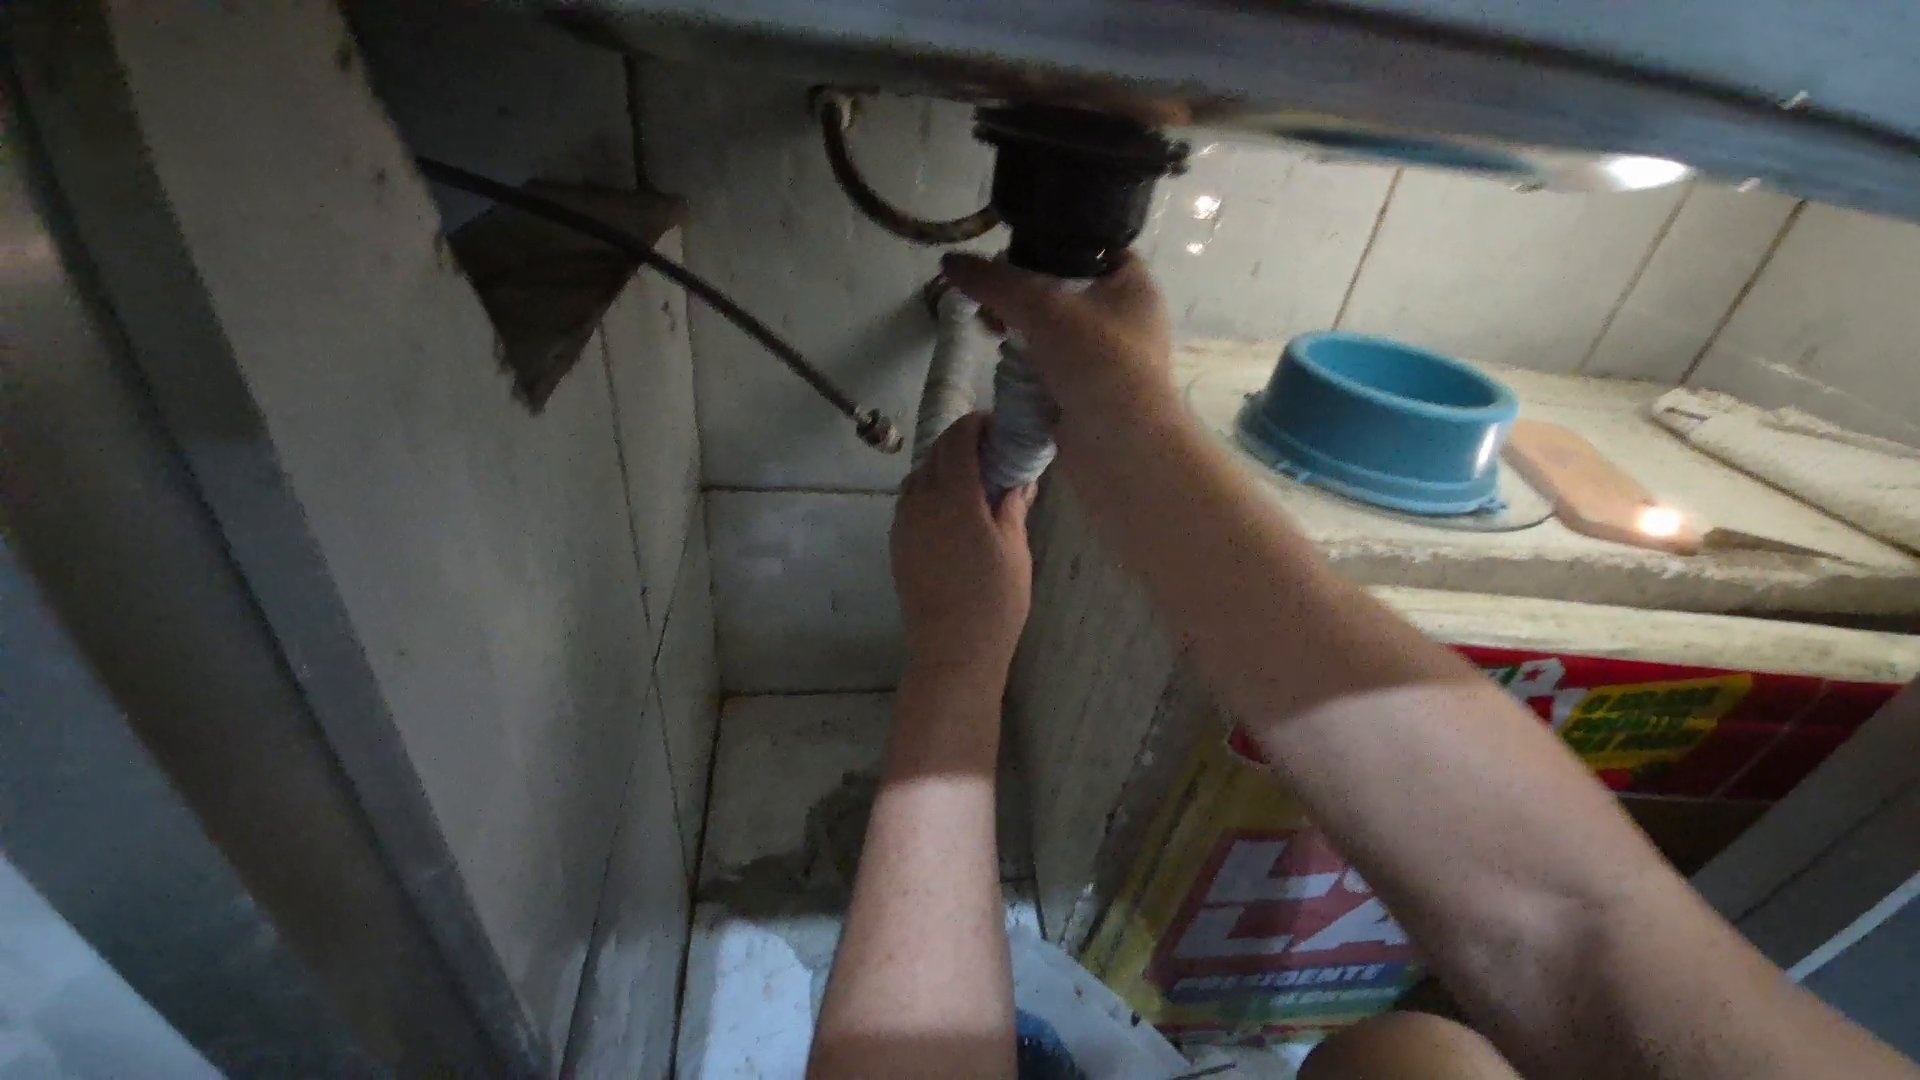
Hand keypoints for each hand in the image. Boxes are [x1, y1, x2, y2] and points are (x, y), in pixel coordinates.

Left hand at [892, 413, 1035, 678]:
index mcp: (954, 497)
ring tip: (972, 478)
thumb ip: (1012, 507)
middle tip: (990, 450)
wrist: (953, 652)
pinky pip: (910, 501)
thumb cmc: (994, 602)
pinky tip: (951, 507)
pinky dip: (929, 490)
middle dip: (961, 442)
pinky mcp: (897, 544)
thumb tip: (1016, 480)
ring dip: (942, 465)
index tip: (996, 424)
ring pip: (918, 476)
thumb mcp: (1015, 550)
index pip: (958, 441)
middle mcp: (921, 502)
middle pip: (935, 454)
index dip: (976, 425)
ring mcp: (904, 524)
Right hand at [940, 250, 1174, 425]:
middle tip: (989, 301)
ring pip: (1055, 332)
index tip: (1011, 255)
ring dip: (1022, 332)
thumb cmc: (1095, 360)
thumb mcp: (1042, 307)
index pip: (1091, 248)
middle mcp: (1126, 318)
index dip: (1051, 245)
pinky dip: (1030, 365)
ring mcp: (1110, 359)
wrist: (1120, 444)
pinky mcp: (1091, 393)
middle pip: (1065, 291)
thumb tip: (949, 262)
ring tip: (990, 330)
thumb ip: (995, 282)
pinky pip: (1054, 367)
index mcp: (1132, 284)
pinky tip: (1006, 364)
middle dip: (1023, 295)